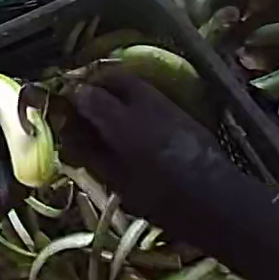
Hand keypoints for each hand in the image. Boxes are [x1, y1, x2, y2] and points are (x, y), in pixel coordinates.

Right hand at [70, 72, 278, 279]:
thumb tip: (70, 138)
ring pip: (130, 81)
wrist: (218, 203)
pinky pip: (147, 93)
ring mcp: (164, 103)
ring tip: (100, 102)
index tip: (59, 98)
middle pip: (111, 76)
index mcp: (123, 123)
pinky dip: (130, 96)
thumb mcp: (118, 182)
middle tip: (78, 94)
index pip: (87, 94)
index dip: (70, 93)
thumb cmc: (163, 200)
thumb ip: (91, 155)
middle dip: (91, 80)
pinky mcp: (179, 110)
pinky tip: (126, 116)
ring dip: (111, 85)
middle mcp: (143, 104)